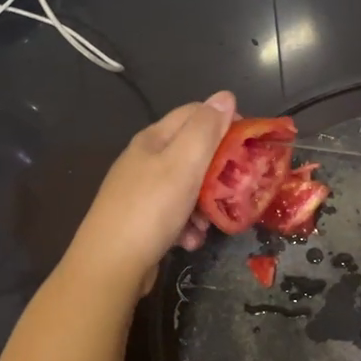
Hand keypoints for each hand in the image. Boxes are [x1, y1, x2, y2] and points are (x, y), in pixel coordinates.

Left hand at [64, 92, 236, 294]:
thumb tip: (225, 95)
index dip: (225, 122)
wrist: (110, 264)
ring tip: (209, 223)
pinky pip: (174, 215)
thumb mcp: (184, 163)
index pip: (195, 113)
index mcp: (153, 139)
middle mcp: (144, 159)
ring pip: (186, 187)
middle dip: (217, 172)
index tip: (249, 145)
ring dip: (204, 205)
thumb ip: (206, 130)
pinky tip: (189, 241)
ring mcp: (140, 191)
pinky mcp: (141, 220)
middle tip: (236, 190)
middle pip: (192, 153)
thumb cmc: (151, 209)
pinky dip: (187, 226)